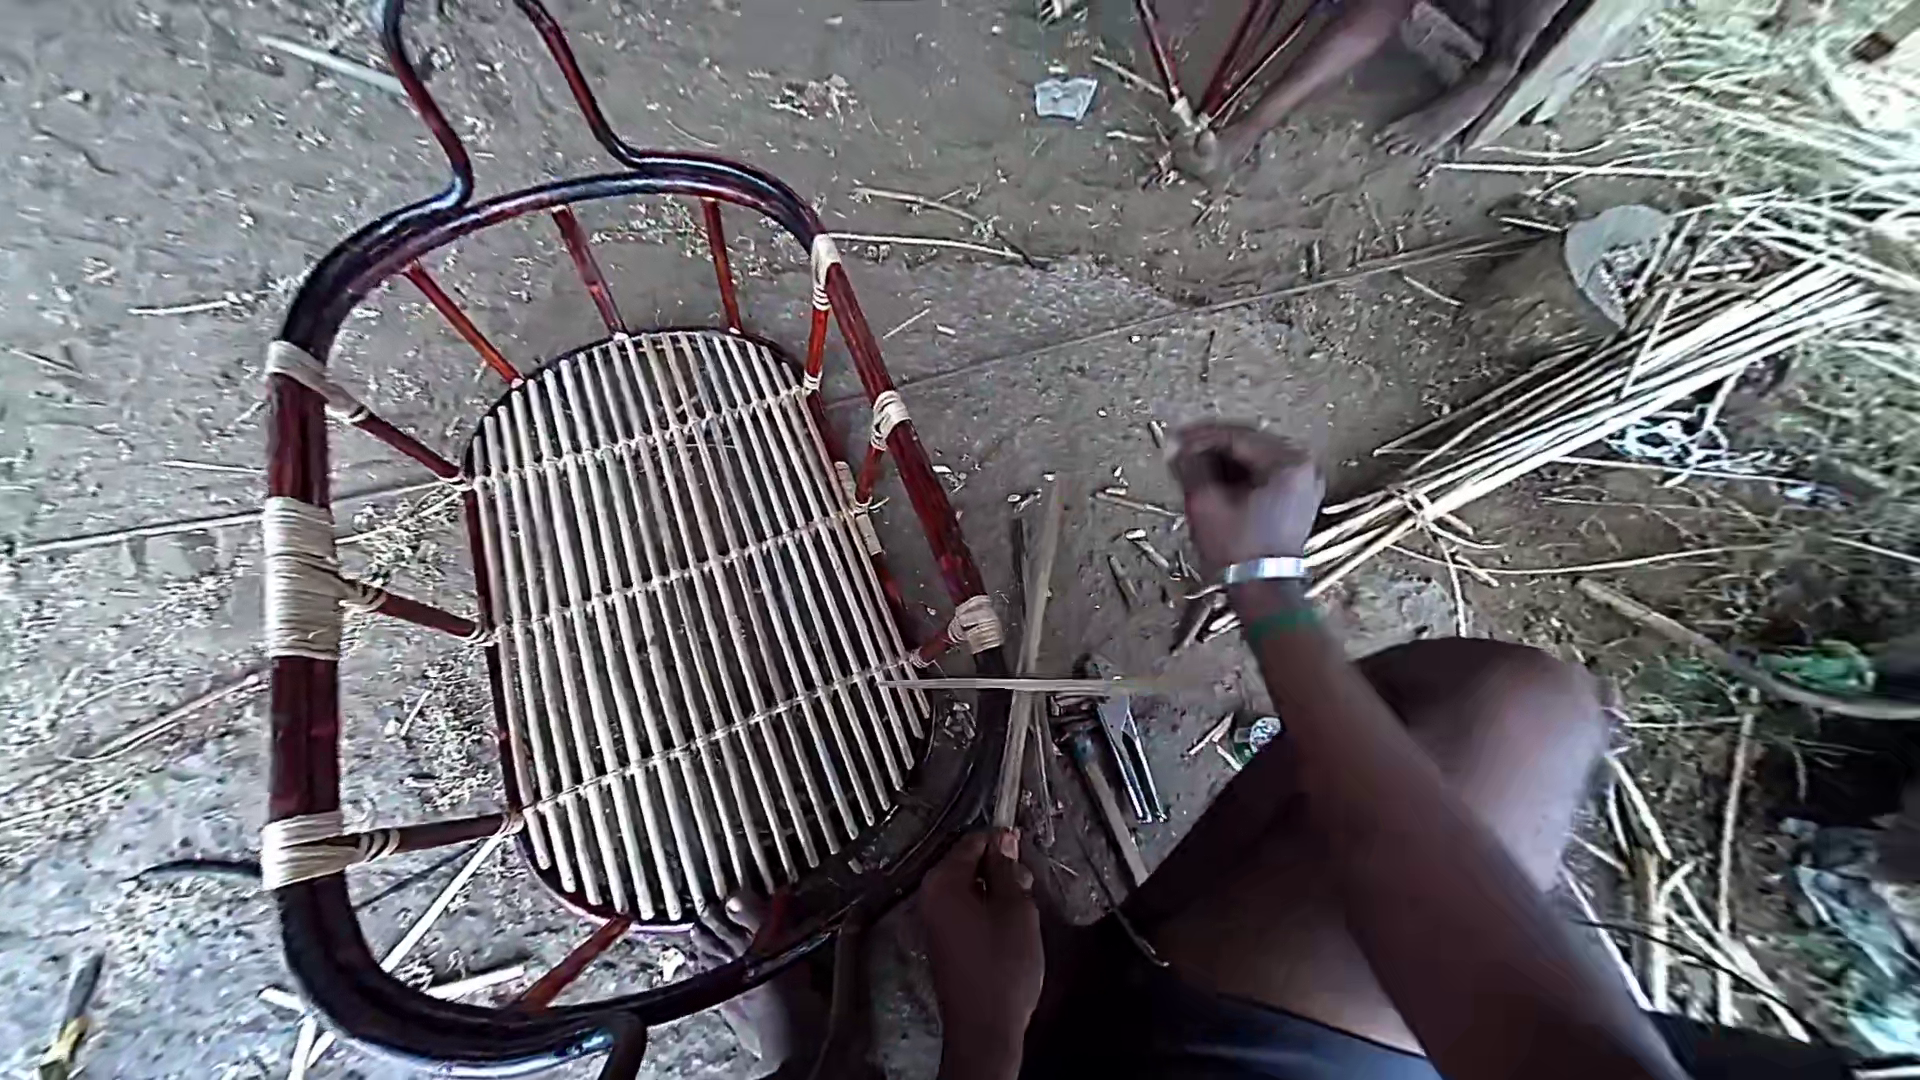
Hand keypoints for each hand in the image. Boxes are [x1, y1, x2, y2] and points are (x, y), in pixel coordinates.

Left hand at [916, 829, 1042, 1078]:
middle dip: (998, 868)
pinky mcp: (941, 940)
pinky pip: (963, 908)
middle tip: (1026, 884)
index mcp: (943, 881)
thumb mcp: (1014, 908)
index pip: (972, 842)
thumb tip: (1004, 838)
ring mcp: (933, 918)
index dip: (1001, 841)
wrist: (984, 1033)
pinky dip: (984, 908)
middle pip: (967, 863)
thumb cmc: (1002, 966)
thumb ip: (1008, 868)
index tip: (1023, 848)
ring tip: (1022, 907)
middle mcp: (930, 894)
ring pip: (968, 886)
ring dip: (994, 889)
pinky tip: (1007, 926)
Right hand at [1168, 421, 1324, 574]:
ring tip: (1190, 466)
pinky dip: (1237, 474)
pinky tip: (1212, 479)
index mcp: (1287, 463)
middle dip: (1210, 446)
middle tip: (1178, 450)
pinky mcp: (1297, 498)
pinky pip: (1262, 474)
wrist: (1262, 588)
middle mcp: (1303, 466)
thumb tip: (1177, 446)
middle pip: (1247, 443)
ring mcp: (1304, 482)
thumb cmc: (1236, 548)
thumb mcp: (1205, 503)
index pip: (1235, 436)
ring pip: (1254, 458)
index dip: (1199, 437)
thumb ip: (1191, 466)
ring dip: (1221, 460)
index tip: (1173, 440)